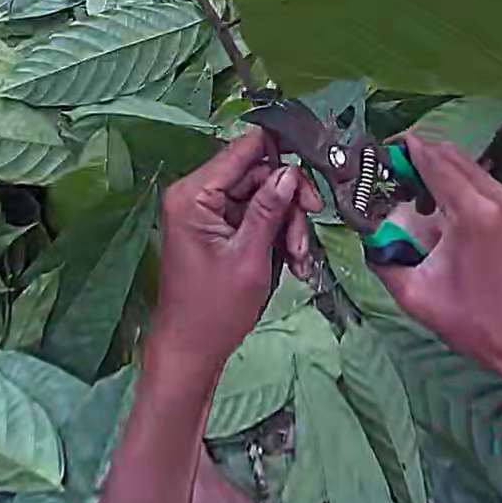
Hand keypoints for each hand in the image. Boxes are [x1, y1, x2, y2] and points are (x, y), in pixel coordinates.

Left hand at [149, 130, 320, 376]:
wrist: (190, 353)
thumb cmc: (214, 310)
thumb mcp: (249, 257)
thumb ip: (269, 209)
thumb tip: (289, 172)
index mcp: (193, 194)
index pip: (240, 151)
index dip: (276, 149)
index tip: (311, 158)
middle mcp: (196, 194)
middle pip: (256, 175)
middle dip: (287, 203)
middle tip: (304, 236)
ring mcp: (206, 211)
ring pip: (260, 197)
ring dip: (285, 224)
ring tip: (299, 261)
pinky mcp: (216, 227)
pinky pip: (254, 216)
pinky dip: (275, 235)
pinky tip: (292, 263)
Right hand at [372, 137, 501, 379]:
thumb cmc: (476, 324)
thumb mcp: (417, 296)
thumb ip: (384, 260)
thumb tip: (367, 237)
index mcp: (473, 214)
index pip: (434, 162)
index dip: (407, 149)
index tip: (385, 147)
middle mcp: (498, 200)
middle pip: (453, 155)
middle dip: (422, 154)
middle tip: (395, 167)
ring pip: (471, 165)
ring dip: (442, 167)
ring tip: (417, 188)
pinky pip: (485, 181)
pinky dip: (461, 181)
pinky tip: (445, 205)